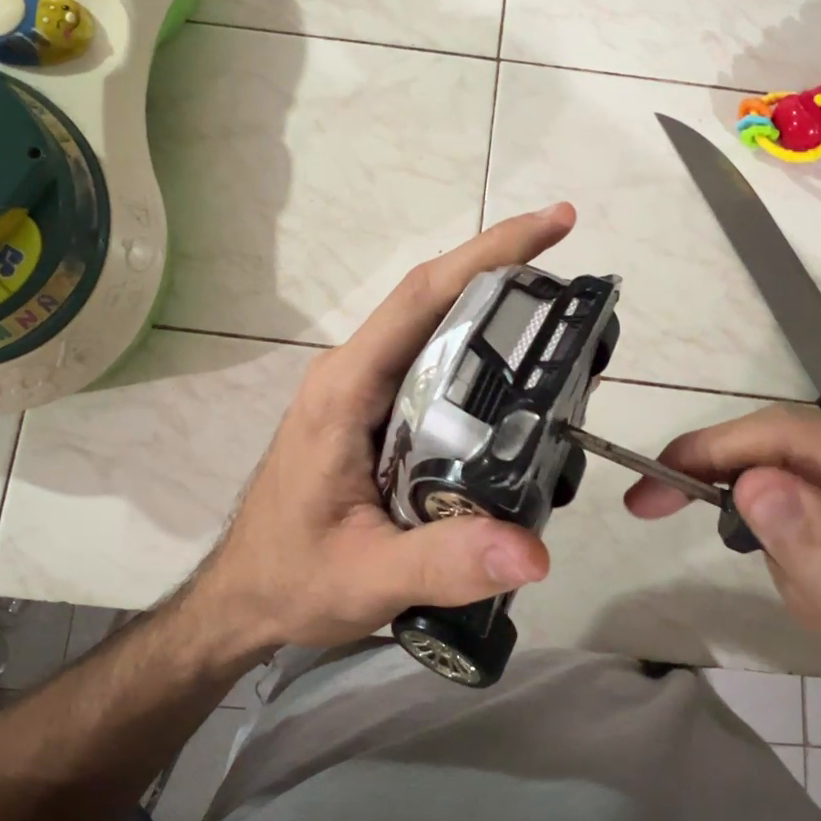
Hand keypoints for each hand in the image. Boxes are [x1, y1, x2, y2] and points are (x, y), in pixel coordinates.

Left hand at [192, 205, 574, 653]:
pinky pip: (430, 365)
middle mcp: (353, 372)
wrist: (243, 596)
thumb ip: (445, 563)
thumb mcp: (369, 577)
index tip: (554, 224)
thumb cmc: (292, 578)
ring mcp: (360, 389)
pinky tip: (517, 382)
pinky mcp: (370, 411)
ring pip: (434, 329)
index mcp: (346, 388)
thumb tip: (533, 551)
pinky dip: (477, 356)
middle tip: (576, 284)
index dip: (490, 253)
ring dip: (493, 314)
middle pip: (434, 300)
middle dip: (505, 272)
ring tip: (561, 328)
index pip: (423, 298)